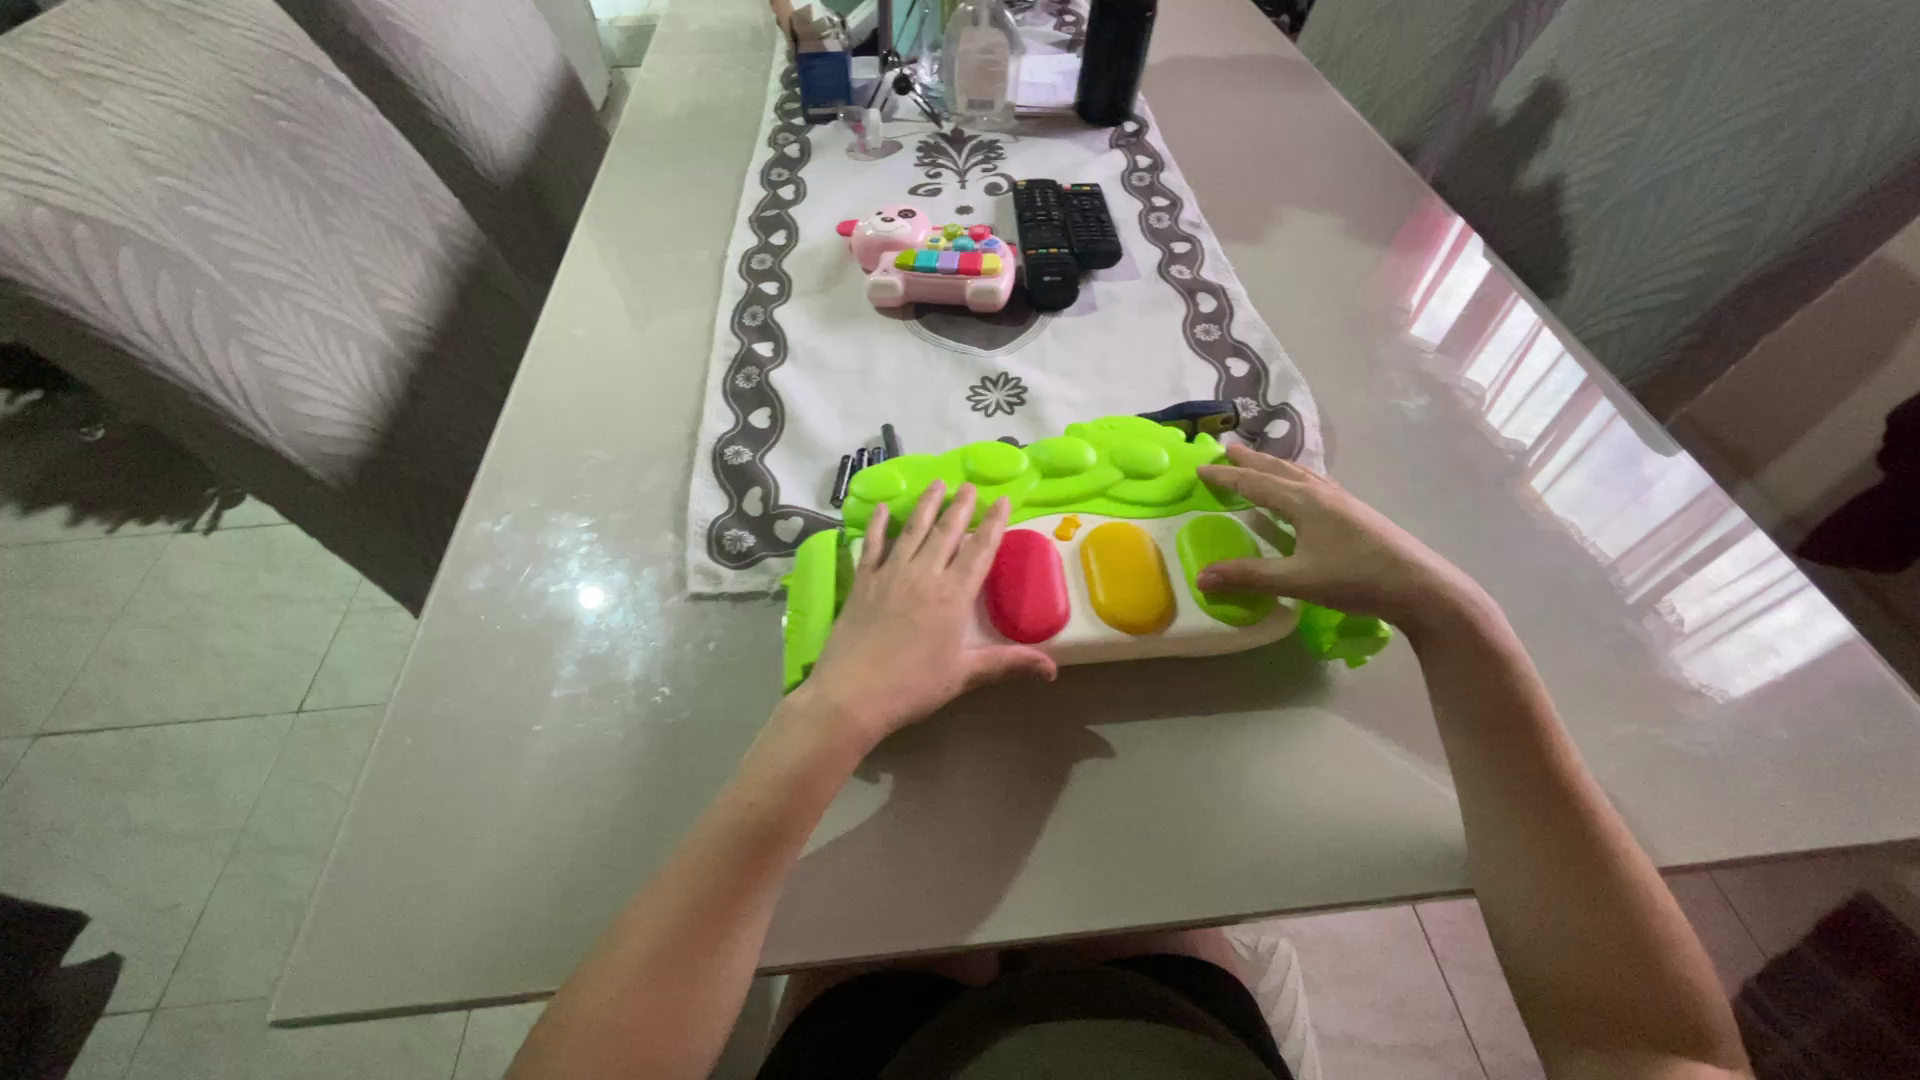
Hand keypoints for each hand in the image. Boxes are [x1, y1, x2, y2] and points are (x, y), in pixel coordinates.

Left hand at [798, 480, 1056, 742]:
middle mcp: (924, 575)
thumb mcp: (963, 675)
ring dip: (926, 504)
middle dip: (962, 506)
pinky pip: (873, 544)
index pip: (980, 551)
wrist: (852, 694)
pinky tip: (881, 507)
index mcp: (953, 596)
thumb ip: (1007, 663)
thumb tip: (1053, 669)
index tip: (1003, 500)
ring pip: (912, 530)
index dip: (994, 524)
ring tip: (937, 483)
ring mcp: (890, 574)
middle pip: (947, 532)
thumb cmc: (912, 687)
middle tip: (970, 485)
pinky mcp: (863, 581)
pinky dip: (877, 524)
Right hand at [1195, 443, 1480, 631]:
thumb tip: (1200, 577)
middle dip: (1251, 461)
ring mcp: (1342, 500)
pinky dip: (1297, 477)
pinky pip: (1316, 483)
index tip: (1200, 467)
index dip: (1226, 476)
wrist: (1420, 586)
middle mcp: (1321, 493)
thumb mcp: (1296, 580)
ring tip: (1260, 461)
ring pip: (1301, 474)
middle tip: (1228, 449)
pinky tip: (1303, 487)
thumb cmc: (1355, 579)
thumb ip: (1248, 576)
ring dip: (1275, 466)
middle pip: (1279, 469)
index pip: (1255, 483)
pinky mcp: (1355, 512)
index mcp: (1303, 502)